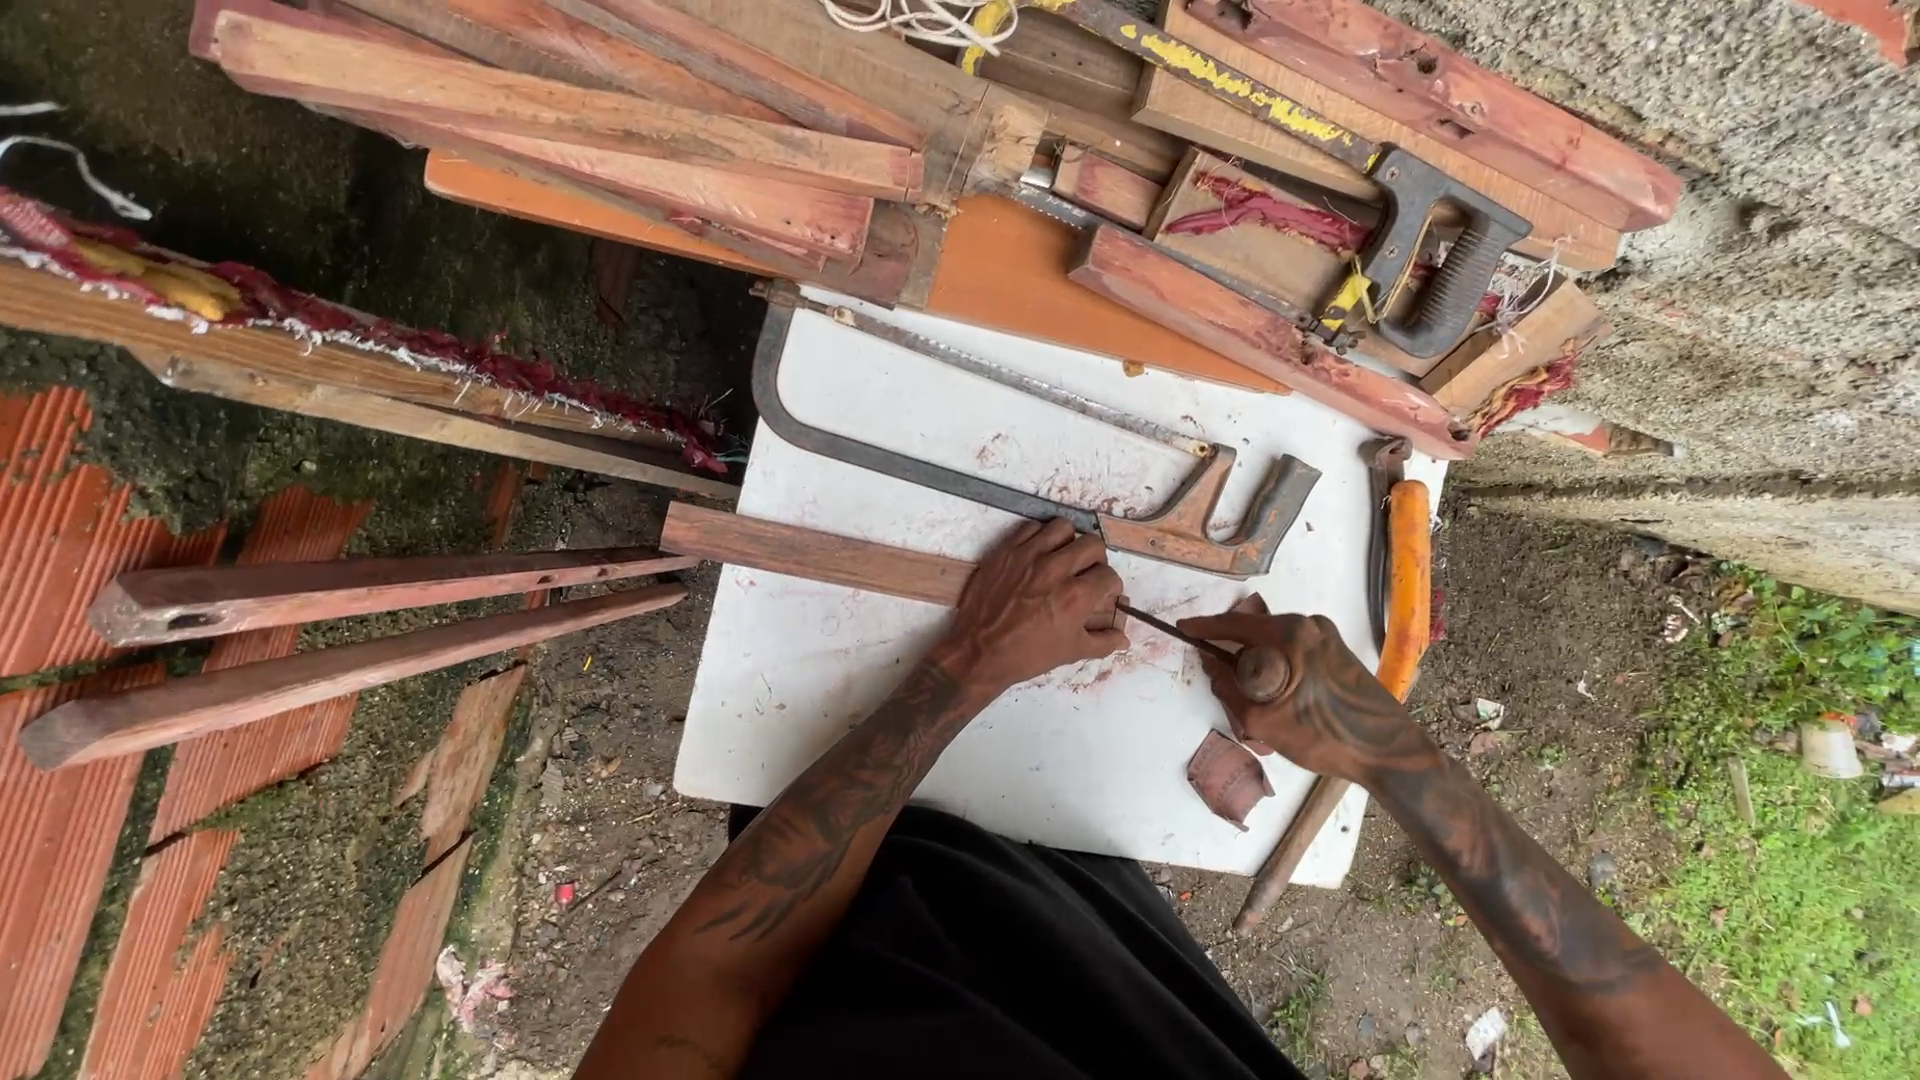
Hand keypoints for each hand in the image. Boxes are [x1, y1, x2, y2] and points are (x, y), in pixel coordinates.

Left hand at [928, 518, 1127, 693]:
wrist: (979, 651)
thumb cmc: (1027, 655)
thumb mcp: (1071, 652)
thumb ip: (1103, 642)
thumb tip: (1125, 639)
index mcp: (1075, 597)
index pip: (1108, 575)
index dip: (1110, 585)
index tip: (1103, 591)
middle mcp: (1055, 570)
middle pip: (1093, 544)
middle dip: (1096, 559)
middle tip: (1087, 571)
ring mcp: (1028, 556)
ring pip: (1063, 527)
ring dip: (1069, 541)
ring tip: (1064, 556)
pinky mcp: (1006, 551)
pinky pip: (1031, 527)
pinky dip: (1040, 537)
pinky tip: (1039, 553)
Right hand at [1177, 604, 1430, 785]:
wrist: (1390, 753)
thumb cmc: (1323, 735)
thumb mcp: (1262, 719)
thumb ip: (1228, 688)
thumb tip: (1212, 665)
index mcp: (1290, 634)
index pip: (1234, 624)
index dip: (1204, 628)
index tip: (1182, 628)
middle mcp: (1310, 626)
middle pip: (1255, 634)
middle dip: (1234, 657)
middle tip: (1225, 687)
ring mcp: (1327, 638)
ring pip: (1274, 646)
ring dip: (1258, 668)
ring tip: (1257, 706)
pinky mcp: (1339, 654)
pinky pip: (1293, 654)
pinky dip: (1278, 671)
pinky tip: (1279, 701)